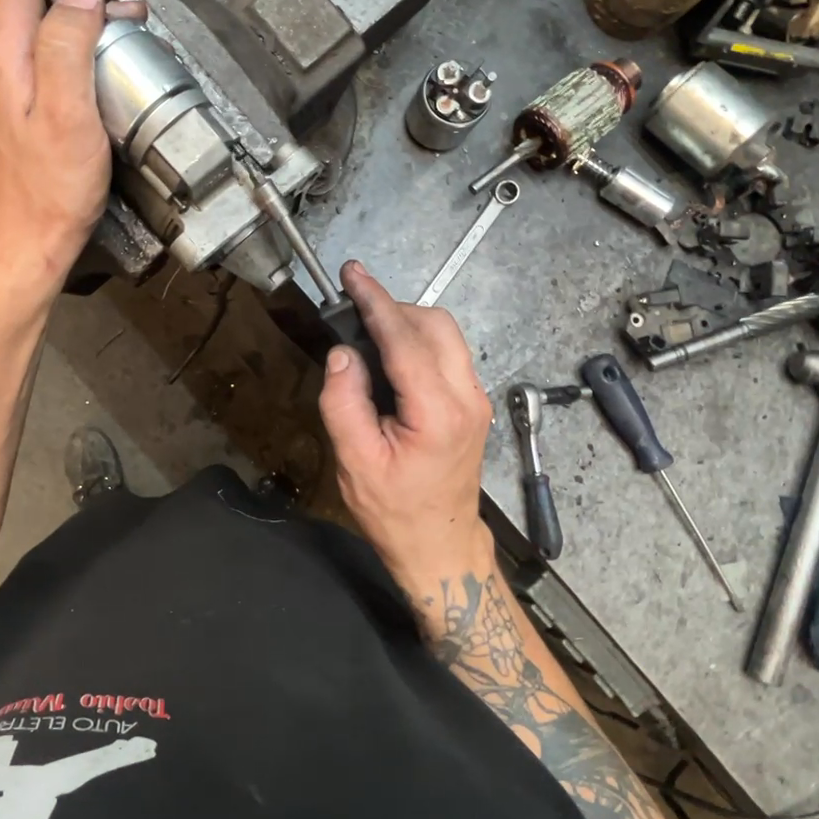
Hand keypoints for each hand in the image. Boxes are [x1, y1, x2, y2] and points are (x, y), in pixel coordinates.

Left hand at [0, 0, 144, 279]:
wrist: (34, 239)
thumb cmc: (54, 187)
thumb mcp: (69, 110)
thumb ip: (69, 45)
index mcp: (5, 59)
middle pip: (30, 4)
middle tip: (124, 13)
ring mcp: (8, 93)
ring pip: (41, 35)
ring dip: (82, 26)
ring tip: (124, 37)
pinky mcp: (23, 115)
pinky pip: (47, 66)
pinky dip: (77, 56)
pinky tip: (104, 75)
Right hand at [317, 262, 494, 596]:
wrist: (439, 544)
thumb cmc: (394, 511)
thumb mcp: (355, 462)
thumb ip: (344, 403)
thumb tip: (342, 354)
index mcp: (438, 412)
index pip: (405, 340)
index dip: (375, 302)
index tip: (352, 274)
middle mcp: (467, 397)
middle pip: (435, 325)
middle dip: (392, 308)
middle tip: (352, 311)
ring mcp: (476, 399)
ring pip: (445, 335)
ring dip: (406, 323)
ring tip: (365, 333)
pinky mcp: (473, 404)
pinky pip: (447, 354)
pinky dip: (417, 342)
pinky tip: (389, 357)